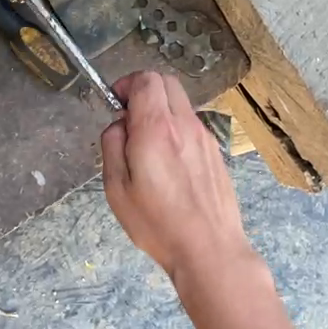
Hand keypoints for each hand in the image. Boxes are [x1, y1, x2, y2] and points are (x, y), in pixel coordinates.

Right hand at [99, 72, 250, 285]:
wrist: (209, 249)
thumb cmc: (158, 223)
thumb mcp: (116, 187)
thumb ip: (112, 145)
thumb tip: (118, 125)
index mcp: (156, 129)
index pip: (145, 79)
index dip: (125, 84)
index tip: (115, 104)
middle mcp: (184, 125)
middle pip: (166, 82)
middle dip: (143, 90)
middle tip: (129, 118)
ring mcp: (204, 137)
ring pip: (180, 102)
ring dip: (160, 109)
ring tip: (147, 144)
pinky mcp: (215, 152)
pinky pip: (191, 124)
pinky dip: (176, 127)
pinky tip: (168, 162)